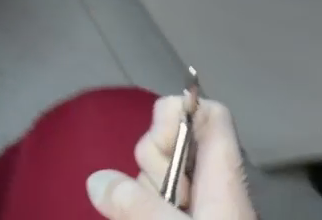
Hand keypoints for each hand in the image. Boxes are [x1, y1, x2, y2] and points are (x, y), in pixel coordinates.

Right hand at [86, 95, 255, 219]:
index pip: (210, 116)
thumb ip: (139, 208)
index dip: (181, 113)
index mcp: (224, 182)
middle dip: (151, 156)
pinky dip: (136, 206)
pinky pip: (147, 199)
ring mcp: (191, 209)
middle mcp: (209, 189)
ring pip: (155, 171)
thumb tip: (97, 181)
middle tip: (160, 192)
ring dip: (141, 187)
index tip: (164, 142)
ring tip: (151, 218)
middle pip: (172, 139)